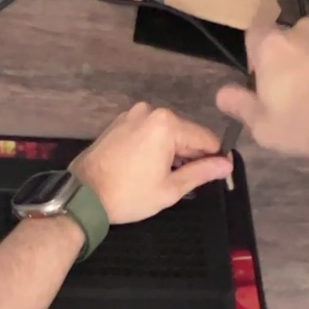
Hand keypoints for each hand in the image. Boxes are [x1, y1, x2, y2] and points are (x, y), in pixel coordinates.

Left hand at [70, 102, 236, 224]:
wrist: (82, 196)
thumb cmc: (128, 195)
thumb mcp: (170, 189)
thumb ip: (201, 173)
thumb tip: (226, 165)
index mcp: (166, 123)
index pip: (205, 138)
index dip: (215, 158)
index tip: (218, 175)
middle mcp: (150, 111)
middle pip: (185, 133)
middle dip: (190, 156)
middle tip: (186, 183)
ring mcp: (131, 115)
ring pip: (166, 133)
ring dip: (172, 153)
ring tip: (164, 179)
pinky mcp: (119, 124)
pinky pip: (147, 133)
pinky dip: (154, 148)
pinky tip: (148, 169)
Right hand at [215, 0, 308, 165]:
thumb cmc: (306, 127)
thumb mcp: (263, 127)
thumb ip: (240, 105)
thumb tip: (222, 93)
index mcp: (274, 47)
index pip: (254, 32)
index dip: (256, 53)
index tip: (262, 76)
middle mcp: (307, 30)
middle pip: (292, 42)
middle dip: (292, 65)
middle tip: (299, 101)